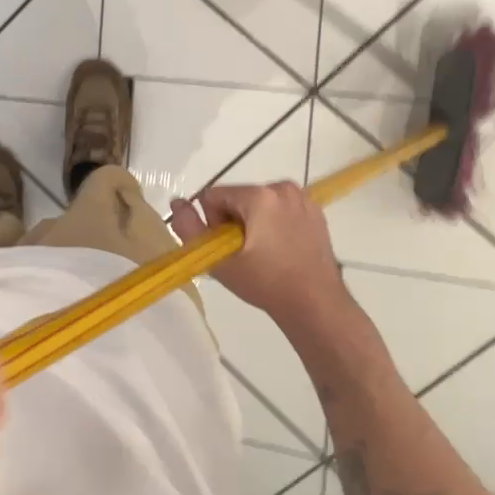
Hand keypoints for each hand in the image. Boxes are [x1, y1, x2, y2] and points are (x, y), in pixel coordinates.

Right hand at [167, 181, 349, 326]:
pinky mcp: (315, 212)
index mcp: (259, 195)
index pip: (213, 196)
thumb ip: (190, 228)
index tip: (227, 246)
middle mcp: (282, 188)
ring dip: (252, 221)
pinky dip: (273, 222)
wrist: (317, 305)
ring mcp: (303, 199)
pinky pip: (279, 209)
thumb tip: (177, 202)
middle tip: (244, 252)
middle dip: (232, 220)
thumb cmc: (265, 282)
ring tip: (262, 252)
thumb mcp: (218, 259)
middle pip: (236, 197)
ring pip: (257, 203)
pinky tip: (279, 249)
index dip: (212, 222)